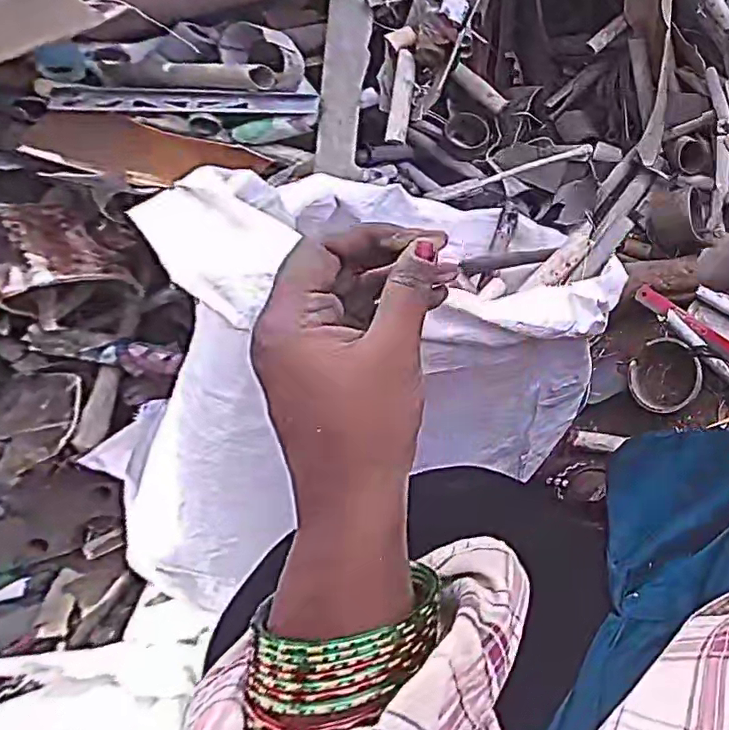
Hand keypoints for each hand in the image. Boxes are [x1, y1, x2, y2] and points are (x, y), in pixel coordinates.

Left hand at [251, 224, 458, 500]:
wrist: (355, 491)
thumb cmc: (362, 432)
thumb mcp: (392, 347)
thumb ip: (408, 289)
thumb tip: (422, 250)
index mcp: (286, 323)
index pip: (323, 251)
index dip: (376, 238)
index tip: (422, 240)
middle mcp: (288, 331)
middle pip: (337, 268)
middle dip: (392, 257)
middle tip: (438, 255)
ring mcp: (308, 348)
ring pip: (352, 292)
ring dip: (397, 281)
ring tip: (442, 279)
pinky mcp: (329, 363)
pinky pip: (359, 318)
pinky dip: (392, 305)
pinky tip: (426, 302)